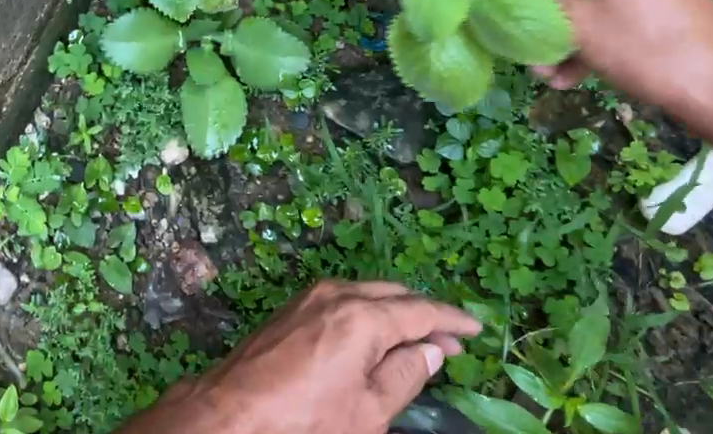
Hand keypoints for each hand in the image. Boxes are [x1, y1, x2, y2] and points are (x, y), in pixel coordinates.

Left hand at [119, 280, 479, 433]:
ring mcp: (311, 296)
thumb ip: (405, 374)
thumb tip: (430, 349)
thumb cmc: (310, 418)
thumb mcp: (370, 409)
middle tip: (452, 338)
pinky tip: (377, 333)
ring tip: (420, 336)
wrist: (237, 409)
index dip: (450, 319)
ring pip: (366, 293)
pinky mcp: (294, 307)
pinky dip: (369, 311)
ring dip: (395, 310)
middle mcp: (336, 293)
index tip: (475, 327)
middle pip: (392, 294)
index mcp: (361, 315)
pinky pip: (343, 299)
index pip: (417, 310)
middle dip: (424, 312)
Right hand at [529, 0, 712, 124]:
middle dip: (551, 11)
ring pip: (604, 0)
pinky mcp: (687, 7)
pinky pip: (630, 13)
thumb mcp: (578, 21)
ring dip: (575, 32)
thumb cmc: (645, 51)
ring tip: (556, 73)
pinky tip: (587, 73)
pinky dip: (605, 36)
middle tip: (531, 44)